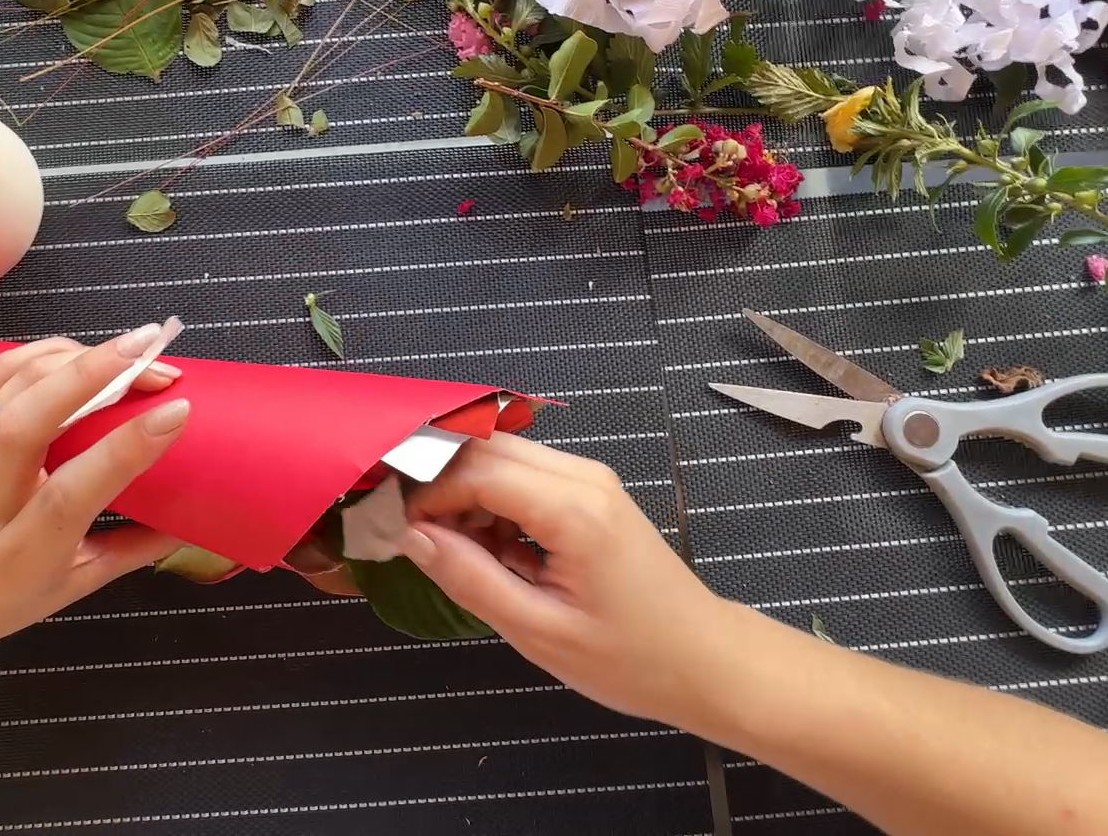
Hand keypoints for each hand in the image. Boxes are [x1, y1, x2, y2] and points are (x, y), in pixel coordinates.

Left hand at [0, 330, 188, 707]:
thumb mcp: (67, 590)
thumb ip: (131, 552)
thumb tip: (192, 521)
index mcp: (18, 552)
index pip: (74, 491)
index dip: (128, 447)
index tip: (177, 411)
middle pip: (29, 421)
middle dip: (94, 373)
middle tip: (152, 347)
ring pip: (11, 385)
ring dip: (77, 356)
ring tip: (132, 347)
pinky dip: (44, 352)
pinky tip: (82, 351)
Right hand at [399, 434, 726, 725]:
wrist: (709, 661)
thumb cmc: (629, 659)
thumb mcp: (538, 632)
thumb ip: (469, 578)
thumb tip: (411, 535)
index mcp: (572, 510)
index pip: (476, 471)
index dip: (427, 493)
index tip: (398, 529)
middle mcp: (581, 475)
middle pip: (485, 446)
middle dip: (440, 481)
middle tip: (418, 533)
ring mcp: (588, 477)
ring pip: (500, 454)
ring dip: (465, 491)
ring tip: (457, 548)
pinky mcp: (589, 489)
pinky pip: (523, 473)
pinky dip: (492, 500)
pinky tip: (493, 547)